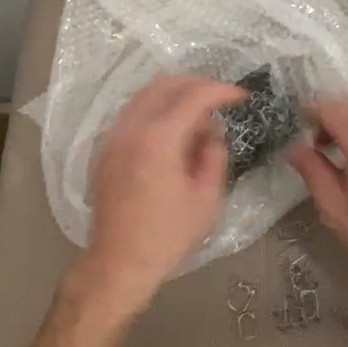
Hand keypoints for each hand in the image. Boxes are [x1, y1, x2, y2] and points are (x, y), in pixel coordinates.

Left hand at [81, 74, 247, 310]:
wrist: (119, 262)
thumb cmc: (168, 236)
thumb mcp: (207, 198)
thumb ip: (214, 154)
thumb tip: (212, 131)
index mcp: (158, 139)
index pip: (194, 96)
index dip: (222, 91)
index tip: (242, 98)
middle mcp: (130, 129)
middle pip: (165, 84)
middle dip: (196, 86)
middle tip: (220, 102)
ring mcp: (112, 138)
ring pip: (144, 96)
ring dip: (174, 97)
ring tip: (199, 119)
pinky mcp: (105, 150)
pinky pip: (132, 115)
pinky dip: (155, 112)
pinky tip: (173, 134)